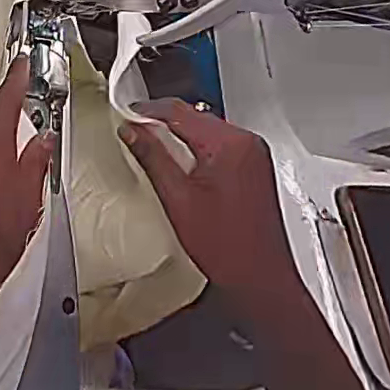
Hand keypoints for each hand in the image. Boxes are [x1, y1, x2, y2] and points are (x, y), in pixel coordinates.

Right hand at [120, 101, 302, 309]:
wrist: (262, 279)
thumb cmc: (228, 248)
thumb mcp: (177, 199)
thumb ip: (152, 158)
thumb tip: (132, 132)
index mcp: (227, 145)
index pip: (179, 111)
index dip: (148, 111)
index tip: (128, 116)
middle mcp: (245, 142)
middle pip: (194, 116)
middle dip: (163, 122)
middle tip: (135, 131)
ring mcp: (254, 152)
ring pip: (207, 127)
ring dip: (180, 133)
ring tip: (154, 148)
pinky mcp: (255, 163)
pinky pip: (221, 141)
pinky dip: (198, 146)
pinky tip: (182, 163)